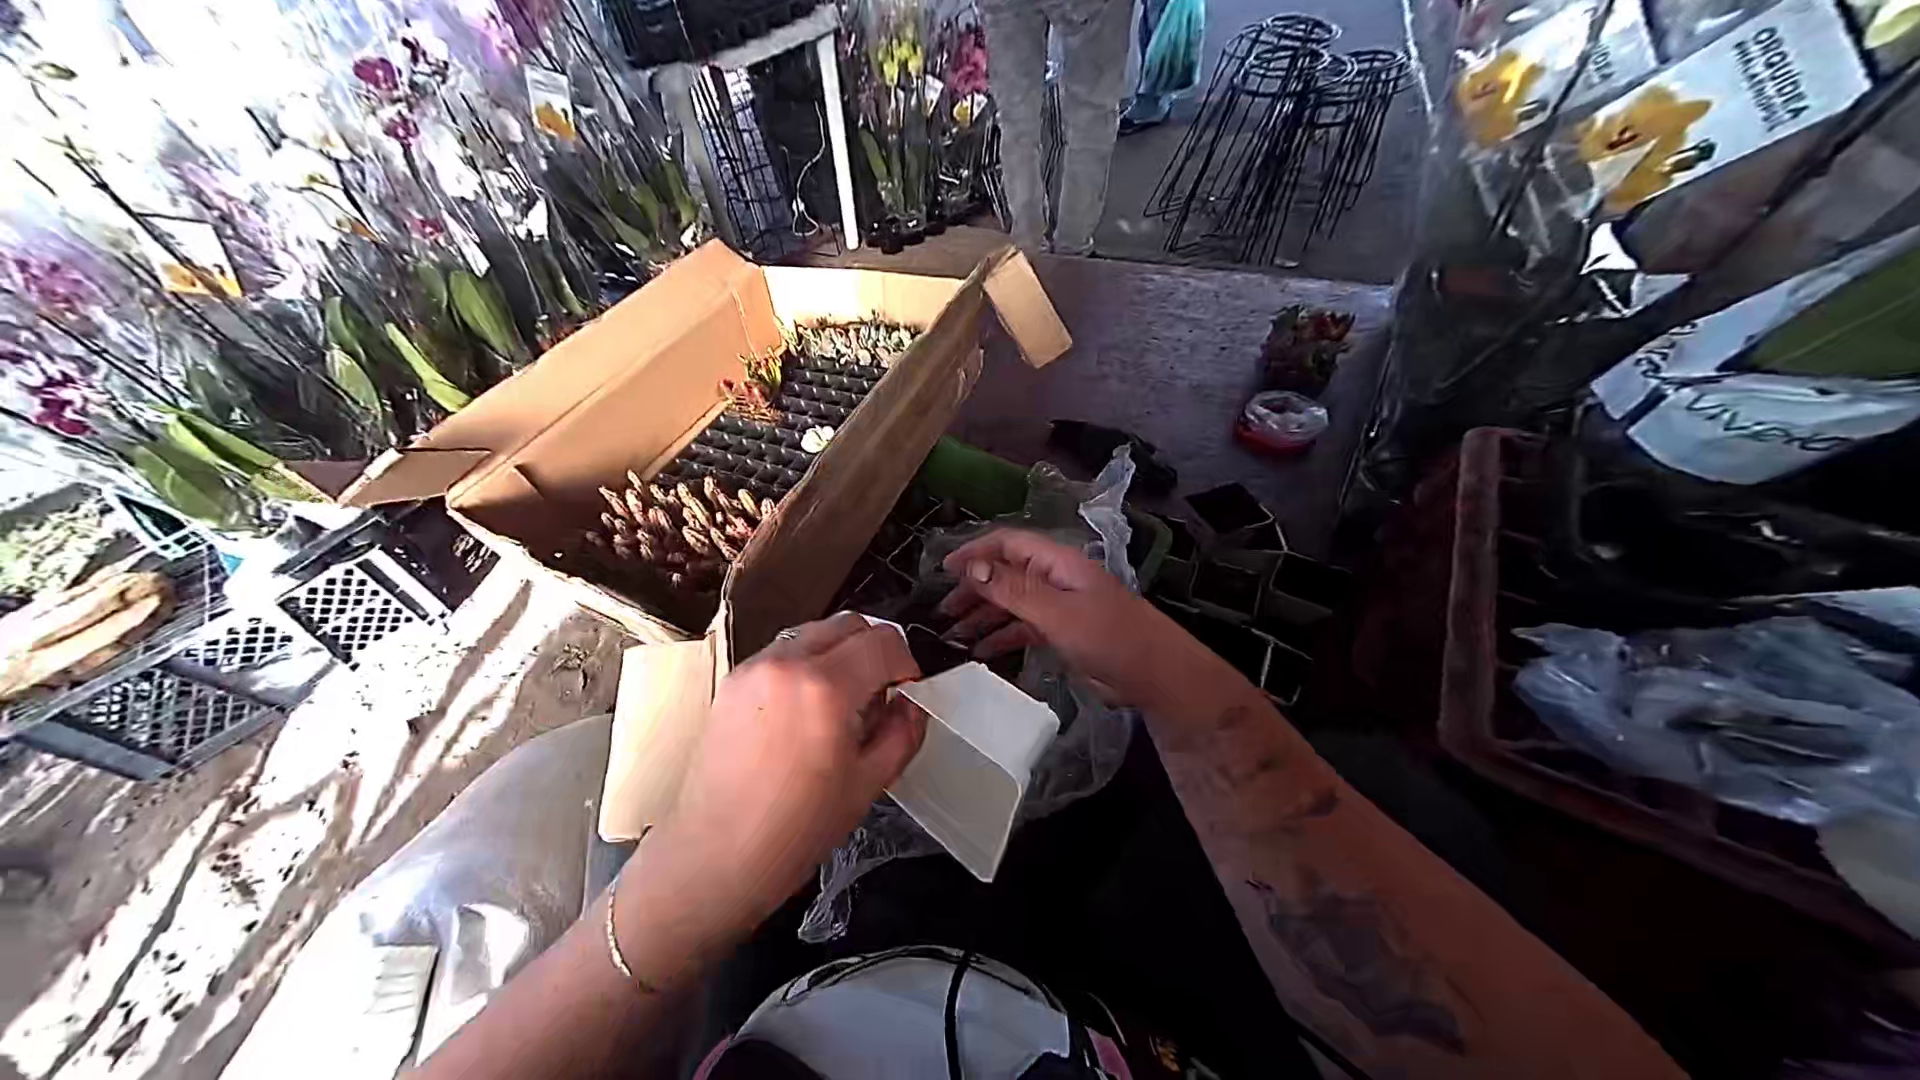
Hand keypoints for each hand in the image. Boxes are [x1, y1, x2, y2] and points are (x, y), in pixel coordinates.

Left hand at [615, 613, 923, 976]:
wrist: (713, 857)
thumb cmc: (792, 831)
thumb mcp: (869, 784)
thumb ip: (903, 732)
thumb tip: (910, 704)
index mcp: (826, 688)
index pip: (884, 641)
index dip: (907, 664)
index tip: (907, 690)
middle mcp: (787, 663)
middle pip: (851, 623)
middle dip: (875, 651)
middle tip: (879, 694)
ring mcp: (755, 667)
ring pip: (816, 632)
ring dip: (841, 654)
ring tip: (840, 704)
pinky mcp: (734, 679)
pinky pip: (785, 651)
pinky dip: (807, 665)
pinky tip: (806, 710)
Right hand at [938, 528, 1231, 709]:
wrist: (1155, 676)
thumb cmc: (1109, 637)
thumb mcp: (1057, 612)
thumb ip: (1013, 590)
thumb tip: (971, 566)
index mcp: (1056, 563)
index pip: (1007, 545)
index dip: (975, 552)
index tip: (944, 571)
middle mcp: (1054, 580)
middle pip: (1005, 575)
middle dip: (973, 589)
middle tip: (943, 612)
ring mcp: (1058, 608)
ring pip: (1011, 604)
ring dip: (982, 616)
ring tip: (952, 636)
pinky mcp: (1062, 634)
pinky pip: (1023, 629)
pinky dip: (1001, 637)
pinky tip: (980, 651)